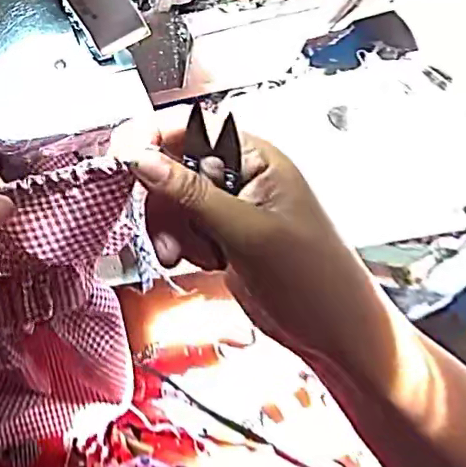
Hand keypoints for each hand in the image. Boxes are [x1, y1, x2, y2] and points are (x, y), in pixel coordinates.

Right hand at [115, 114, 390, 367]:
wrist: (341, 339)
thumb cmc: (320, 281)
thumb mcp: (249, 232)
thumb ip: (192, 193)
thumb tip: (145, 160)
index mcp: (254, 156)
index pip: (189, 127)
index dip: (151, 138)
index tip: (124, 158)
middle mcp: (237, 173)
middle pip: (170, 163)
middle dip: (160, 198)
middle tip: (162, 226)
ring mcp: (226, 203)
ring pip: (168, 197)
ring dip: (167, 227)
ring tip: (181, 254)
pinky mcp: (218, 230)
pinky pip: (177, 223)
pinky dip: (176, 242)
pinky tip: (193, 260)